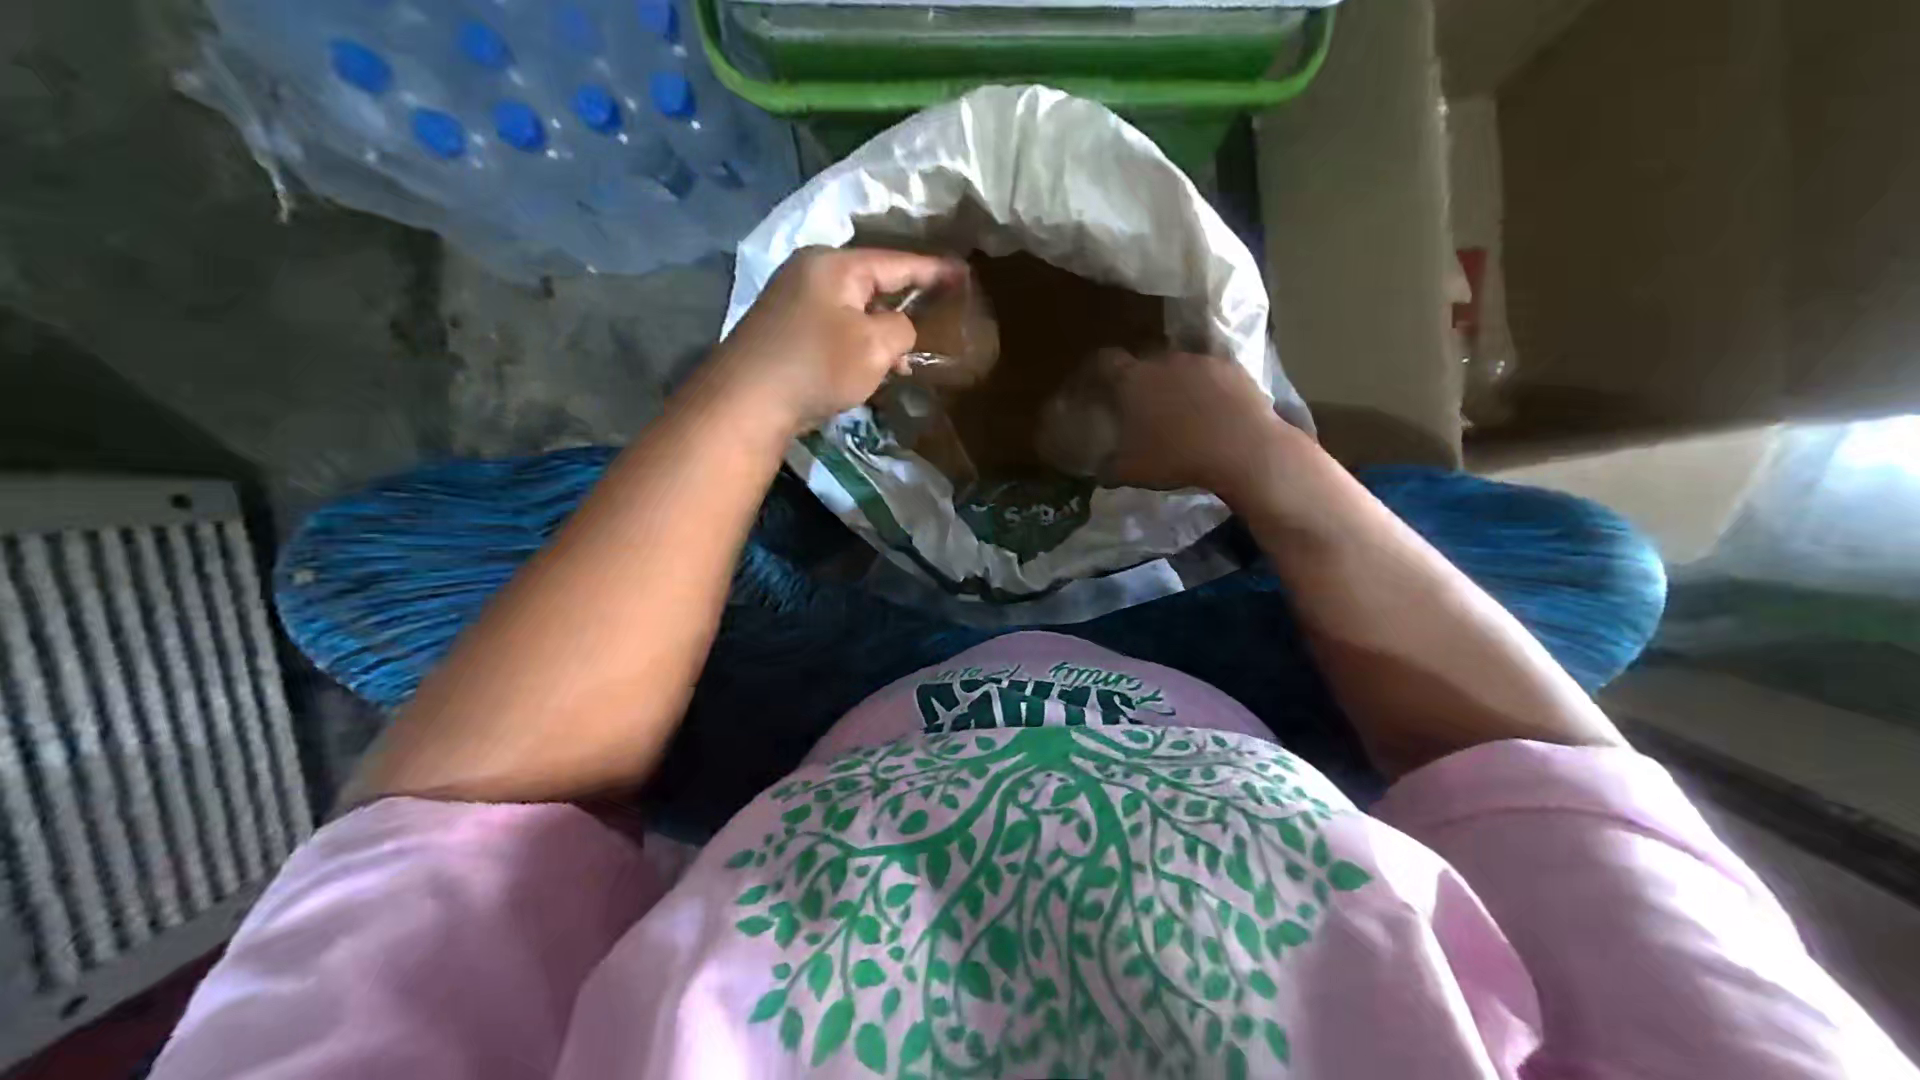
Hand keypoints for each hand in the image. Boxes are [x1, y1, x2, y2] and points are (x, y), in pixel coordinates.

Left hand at [708, 246, 963, 434]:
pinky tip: (871, 367)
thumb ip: (902, 328)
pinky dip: (857, 343)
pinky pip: (834, 327)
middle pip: (872, 282)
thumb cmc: (817, 366)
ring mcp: (791, 301)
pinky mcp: (783, 331)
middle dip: (906, 301)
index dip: (934, 270)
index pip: (897, 262)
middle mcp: (809, 273)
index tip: (964, 273)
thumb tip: (897, 330)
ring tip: (909, 353)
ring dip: (881, 330)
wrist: (746, 402)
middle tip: (939, 309)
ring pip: (853, 309)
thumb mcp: (875, 346)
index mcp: (834, 265)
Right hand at [1098, 349, 1300, 498]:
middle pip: (1147, 363)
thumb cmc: (1176, 457)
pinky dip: (1211, 388)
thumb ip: (1109, 467)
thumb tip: (1100, 470)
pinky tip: (1217, 412)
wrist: (1242, 450)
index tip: (1103, 385)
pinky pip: (1213, 374)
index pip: (1107, 360)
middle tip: (1148, 409)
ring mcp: (1202, 361)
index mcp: (1133, 380)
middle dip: (1145, 382)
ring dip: (1179, 384)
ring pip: (1182, 368)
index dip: (1102, 371)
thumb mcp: (1131, 471)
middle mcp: (1165, 361)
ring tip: (1186, 412)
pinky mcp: (1234, 368)